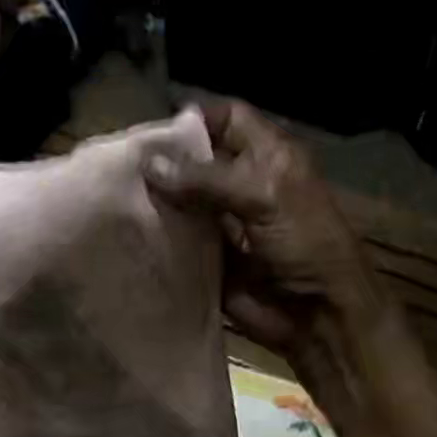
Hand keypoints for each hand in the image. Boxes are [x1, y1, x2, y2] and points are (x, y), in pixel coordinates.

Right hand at [145, 100, 387, 359]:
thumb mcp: (264, 197)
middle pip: (198, 163)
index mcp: (267, 158)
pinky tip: (132, 232)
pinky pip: (182, 247)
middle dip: (165, 163)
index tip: (152, 131)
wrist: (318, 317)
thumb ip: (208, 179)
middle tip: (121, 165)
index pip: (226, 119)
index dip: (194, 119)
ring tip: (118, 196)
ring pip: (184, 205)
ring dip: (157, 203)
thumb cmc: (305, 245)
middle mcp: (244, 187)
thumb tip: (149, 164)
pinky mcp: (214, 264)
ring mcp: (227, 227)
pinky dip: (160, 241)